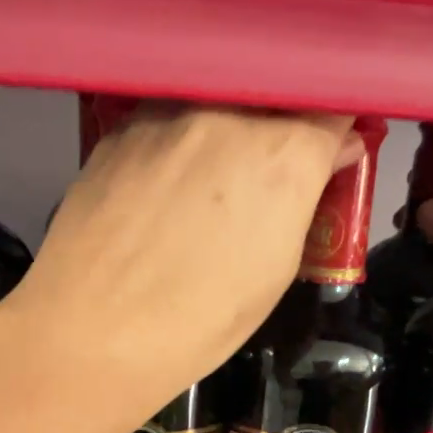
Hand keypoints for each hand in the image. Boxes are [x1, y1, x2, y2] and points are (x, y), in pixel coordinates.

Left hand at [5, 105, 357, 420]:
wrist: (94, 332)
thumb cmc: (202, 320)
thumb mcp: (277, 271)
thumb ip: (308, 198)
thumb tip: (332, 151)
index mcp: (283, 155)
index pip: (332, 106)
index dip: (338, 124)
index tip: (334, 145)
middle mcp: (228, 115)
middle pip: (272, 100)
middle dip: (281, 128)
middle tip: (269, 175)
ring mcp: (166, 114)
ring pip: (216, 105)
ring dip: (226, 134)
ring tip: (207, 189)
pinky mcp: (119, 129)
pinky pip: (167, 122)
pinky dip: (178, 145)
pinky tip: (162, 191)